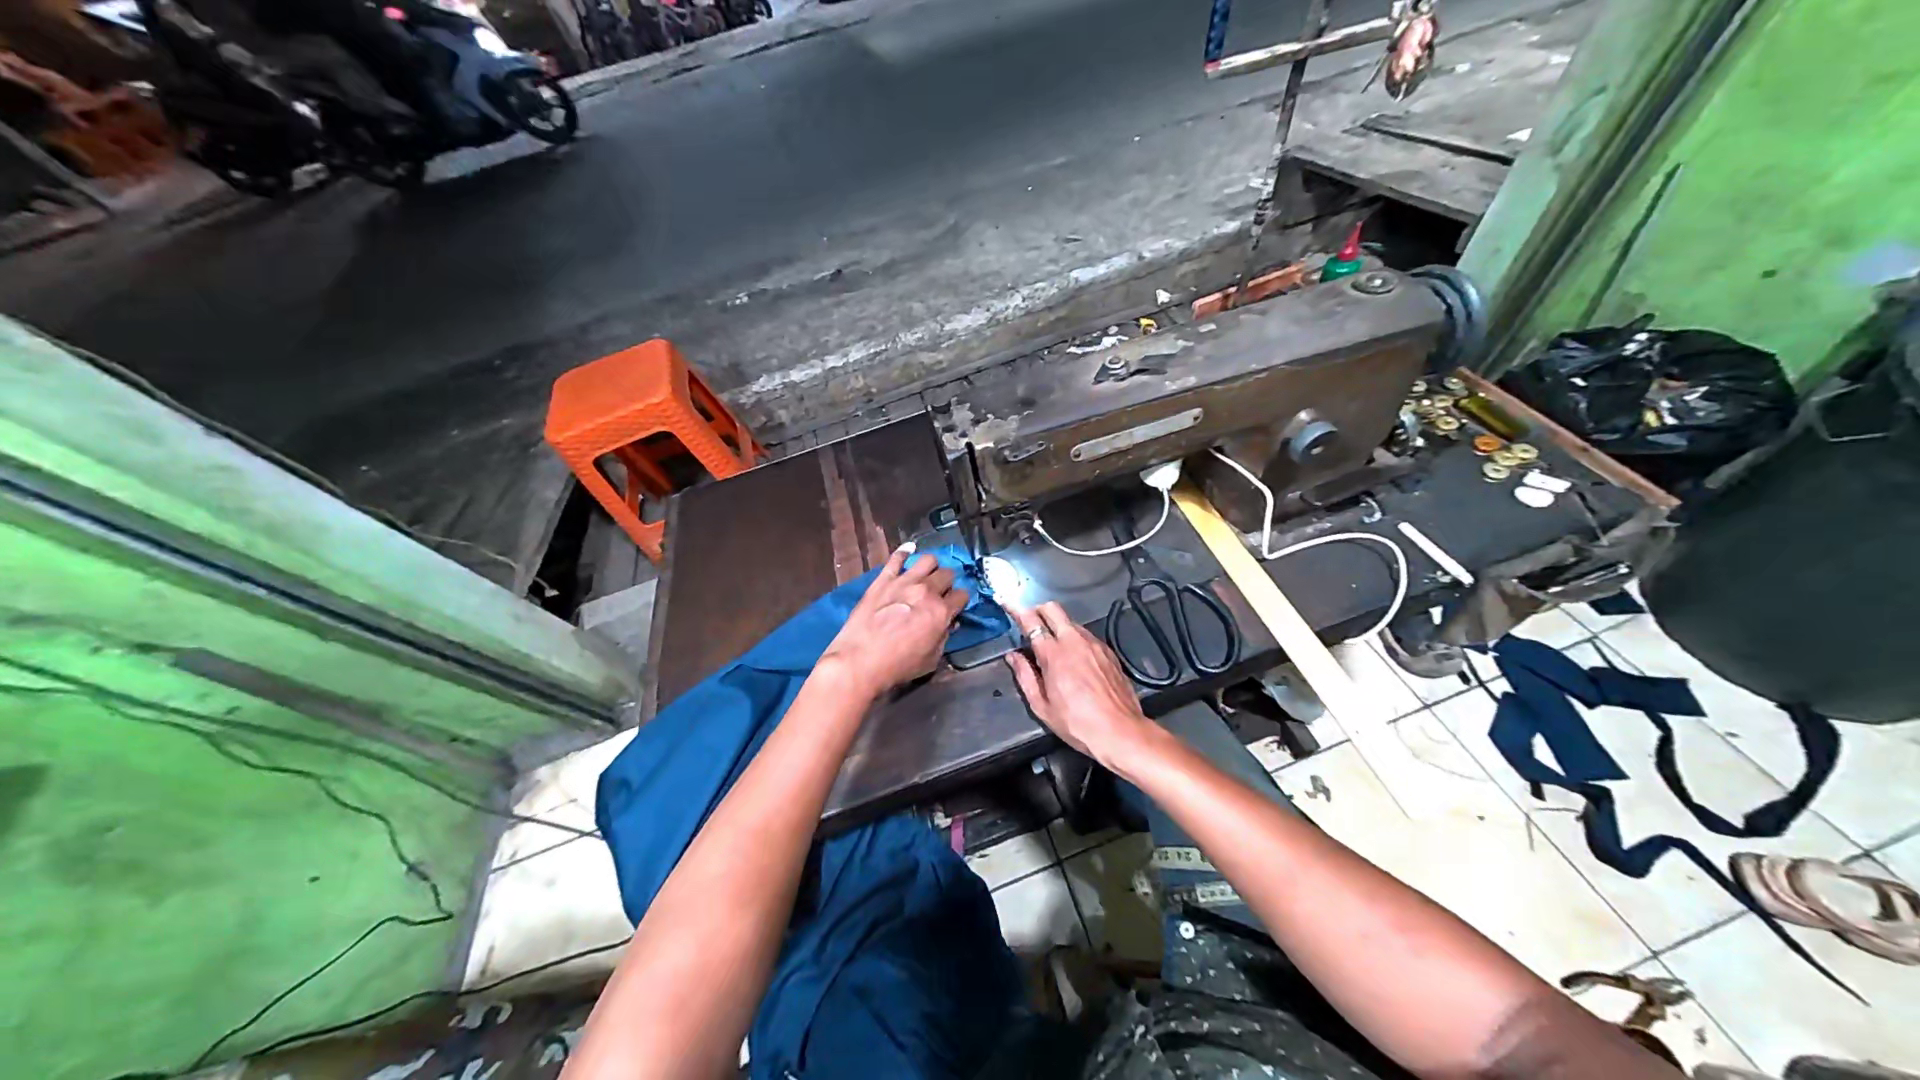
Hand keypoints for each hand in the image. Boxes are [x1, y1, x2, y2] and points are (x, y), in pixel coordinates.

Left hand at [818, 545, 970, 698]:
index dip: (960, 601)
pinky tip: (907, 553)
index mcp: (941, 611)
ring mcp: (903, 581)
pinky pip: (896, 558)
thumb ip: (943, 638)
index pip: (962, 595)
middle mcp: (926, 591)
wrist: (860, 660)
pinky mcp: (883, 579)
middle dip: (948, 582)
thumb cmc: (898, 666)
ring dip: (932, 567)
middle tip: (941, 592)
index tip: (955, 606)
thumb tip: (947, 624)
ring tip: (926, 575)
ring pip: (928, 559)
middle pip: (948, 574)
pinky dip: (904, 553)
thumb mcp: (931, 660)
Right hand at [1004, 602, 1157, 768]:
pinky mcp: (1108, 652)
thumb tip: (1013, 656)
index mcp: (1054, 654)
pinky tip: (1074, 658)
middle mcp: (1075, 641)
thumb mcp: (1042, 705)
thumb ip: (1025, 676)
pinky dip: (1075, 639)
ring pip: (1071, 622)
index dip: (1016, 609)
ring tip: (1052, 646)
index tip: (1006, 602)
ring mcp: (1095, 644)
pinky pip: (1086, 635)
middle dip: (1038, 610)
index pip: (1031, 621)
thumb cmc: (1077, 723)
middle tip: (1029, 622)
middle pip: (1053, 609)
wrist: (1120, 731)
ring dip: (1057, 626)